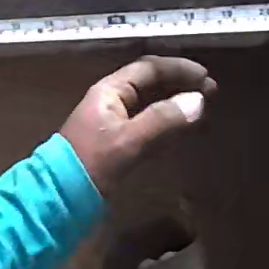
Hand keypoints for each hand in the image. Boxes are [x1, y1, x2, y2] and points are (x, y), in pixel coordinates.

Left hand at [61, 56, 216, 187]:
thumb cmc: (91, 164)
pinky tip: (182, 129)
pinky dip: (167, 122)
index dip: (178, 69)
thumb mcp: (128, 141)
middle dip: (180, 84)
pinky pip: (148, 124)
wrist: (58, 200)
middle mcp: (112, 101)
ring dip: (175, 102)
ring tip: (202, 107)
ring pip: (150, 104)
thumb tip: (198, 100)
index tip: (206, 77)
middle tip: (210, 92)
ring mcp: (113, 122)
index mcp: (110, 91)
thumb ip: (162, 120)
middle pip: (150, 83)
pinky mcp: (117, 144)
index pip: (149, 68)